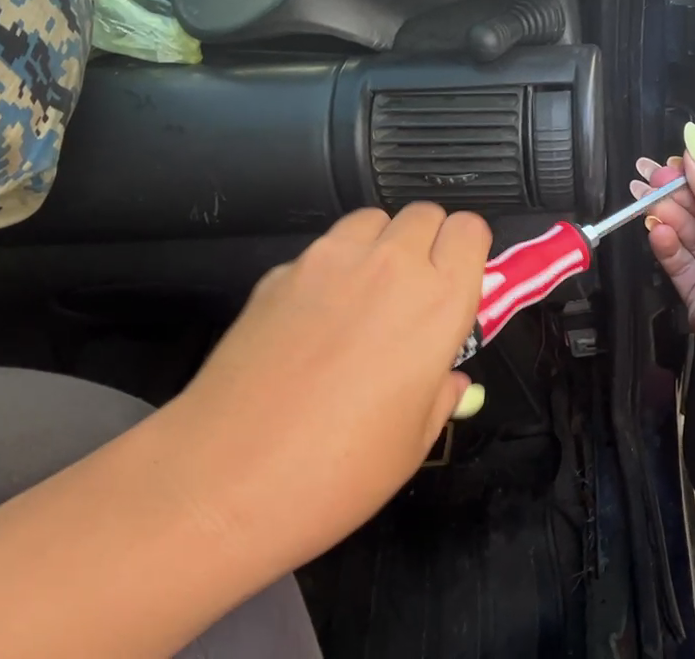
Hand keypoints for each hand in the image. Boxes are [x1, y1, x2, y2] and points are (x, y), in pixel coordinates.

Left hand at [166, 203, 490, 562]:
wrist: (225, 480)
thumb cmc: (340, 471)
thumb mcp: (416, 442)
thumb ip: (442, 395)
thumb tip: (449, 380)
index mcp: (438, 302)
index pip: (469, 230)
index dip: (467, 252)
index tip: (457, 284)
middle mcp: (390, 266)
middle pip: (423, 214)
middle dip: (427, 244)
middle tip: (413, 295)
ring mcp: (328, 262)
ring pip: (371, 220)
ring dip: (379, 246)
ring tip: (363, 298)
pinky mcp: (278, 273)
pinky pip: (320, 251)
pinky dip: (329, 271)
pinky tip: (310, 324)